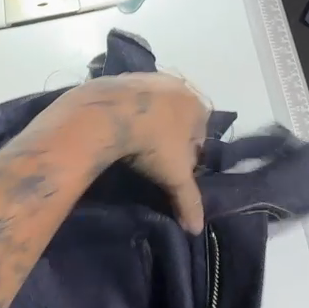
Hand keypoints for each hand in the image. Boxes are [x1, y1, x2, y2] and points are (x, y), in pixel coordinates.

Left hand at [47, 73, 210, 232]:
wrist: (108, 114)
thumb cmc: (152, 143)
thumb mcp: (174, 176)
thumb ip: (189, 201)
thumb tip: (197, 230)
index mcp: (196, 105)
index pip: (199, 136)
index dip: (188, 157)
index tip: (172, 171)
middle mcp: (177, 86)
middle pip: (179, 118)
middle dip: (170, 137)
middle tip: (154, 159)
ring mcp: (150, 78)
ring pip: (156, 107)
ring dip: (149, 123)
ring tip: (134, 146)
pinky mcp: (124, 77)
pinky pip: (132, 100)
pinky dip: (129, 114)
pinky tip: (119, 130)